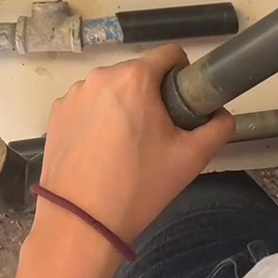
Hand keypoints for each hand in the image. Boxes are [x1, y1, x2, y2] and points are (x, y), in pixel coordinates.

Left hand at [38, 44, 233, 244]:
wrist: (81, 223)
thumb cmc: (139, 186)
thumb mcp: (191, 159)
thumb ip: (218, 127)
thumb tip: (220, 114)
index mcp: (135, 78)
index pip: (169, 54)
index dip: (182, 74)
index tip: (182, 102)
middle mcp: (101, 76)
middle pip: (138, 73)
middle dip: (151, 95)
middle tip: (156, 135)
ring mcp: (74, 93)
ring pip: (111, 88)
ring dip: (122, 105)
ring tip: (125, 147)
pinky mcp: (56, 112)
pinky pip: (87, 104)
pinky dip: (96, 118)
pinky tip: (99, 150)